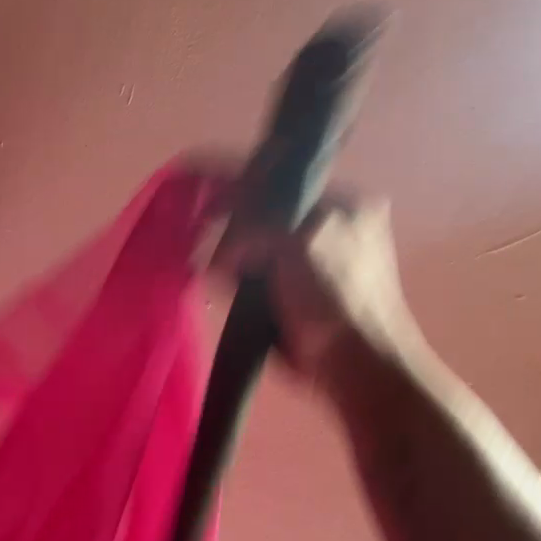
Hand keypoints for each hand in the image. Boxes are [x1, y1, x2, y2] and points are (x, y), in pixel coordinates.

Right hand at [212, 192, 427, 393]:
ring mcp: (303, 258)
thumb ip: (255, 229)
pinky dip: (226, 272)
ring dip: (222, 250)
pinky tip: (212, 279)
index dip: (230, 179)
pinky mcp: (285, 287)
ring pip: (247, 239)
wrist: (352, 363)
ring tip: (202, 261)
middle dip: (223, 219)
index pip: (274, 179)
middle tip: (195, 228)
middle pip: (256, 208)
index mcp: (340, 204)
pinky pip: (245, 268)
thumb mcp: (298, 247)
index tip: (187, 176)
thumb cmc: (336, 300)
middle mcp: (323, 224)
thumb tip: (220, 254)